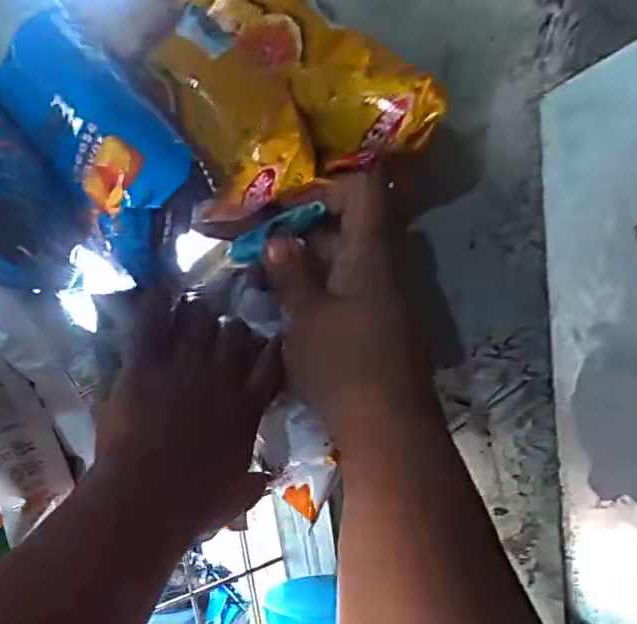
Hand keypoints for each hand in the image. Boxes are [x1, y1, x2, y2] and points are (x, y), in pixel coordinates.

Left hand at [94, 290, 281, 539]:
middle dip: (223, 331)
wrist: (149, 496)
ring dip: (193, 314)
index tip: (253, 348)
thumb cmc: (192, 505)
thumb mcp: (233, 497)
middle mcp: (223, 376)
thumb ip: (250, 483)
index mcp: (247, 408)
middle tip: (209, 334)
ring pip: (199, 317)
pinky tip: (158, 290)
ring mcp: (185, 364)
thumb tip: (262, 481)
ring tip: (184, 314)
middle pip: (234, 332)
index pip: (270, 362)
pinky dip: (157, 299)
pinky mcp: (146, 362)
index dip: (262, 350)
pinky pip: (154, 317)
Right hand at [264, 170, 431, 448]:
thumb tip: (277, 238)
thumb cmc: (342, 364)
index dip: (323, 188)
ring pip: (339, 264)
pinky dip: (311, 293)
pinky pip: (340, 293)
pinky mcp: (371, 327)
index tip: (279, 209)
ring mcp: (378, 299)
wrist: (383, 422)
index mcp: (369, 255)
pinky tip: (280, 313)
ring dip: (301, 267)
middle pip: (346, 227)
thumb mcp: (306, 317)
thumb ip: (291, 276)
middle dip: (299, 233)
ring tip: (258, 283)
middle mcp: (380, 268)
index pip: (361, 189)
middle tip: (254, 252)